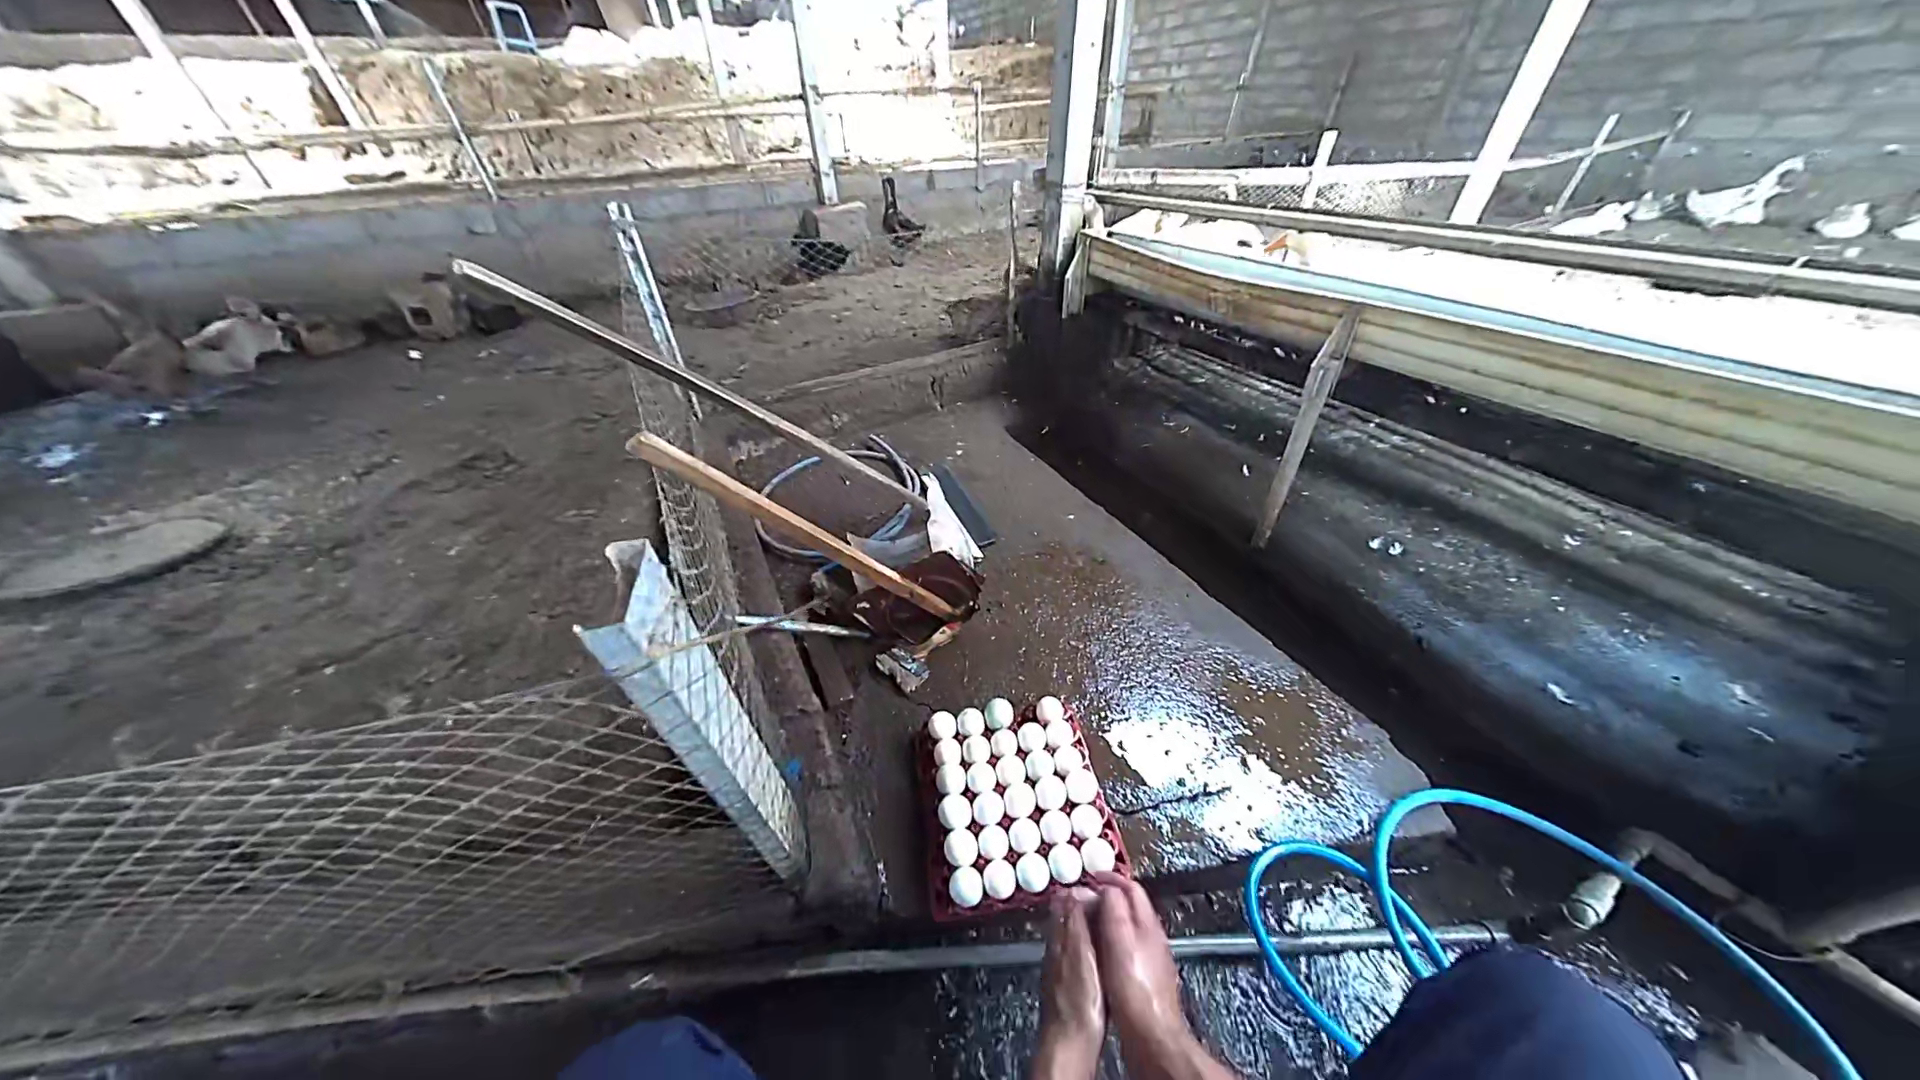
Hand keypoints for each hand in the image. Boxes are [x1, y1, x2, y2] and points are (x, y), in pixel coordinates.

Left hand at [1033, 888, 1103, 1079]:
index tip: (1102, 888)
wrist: (1069, 1041)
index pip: (1067, 901)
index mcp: (1060, 936)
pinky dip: (1089, 944)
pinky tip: (1100, 952)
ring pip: (1073, 933)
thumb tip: (1072, 891)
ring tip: (1107, 922)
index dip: (1084, 892)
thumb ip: (1075, 923)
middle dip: (1086, 905)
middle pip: (1068, 915)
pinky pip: (1078, 952)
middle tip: (1107, 901)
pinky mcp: (1069, 981)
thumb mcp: (1080, 955)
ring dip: (1088, 924)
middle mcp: (1057, 946)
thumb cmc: (1078, 1002)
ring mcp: (1061, 964)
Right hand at [1085, 871, 1187, 1052]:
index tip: (1091, 876)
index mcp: (1147, 924)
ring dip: (1106, 920)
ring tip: (1086, 921)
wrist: (1152, 1036)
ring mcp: (1150, 959)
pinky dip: (1109, 942)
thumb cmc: (1136, 989)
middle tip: (1083, 897)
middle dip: (1106, 897)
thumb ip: (1113, 908)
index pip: (1131, 887)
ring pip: (1126, 927)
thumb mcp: (1119, 939)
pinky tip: (1097, 954)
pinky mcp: (1144, 979)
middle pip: (1129, 906)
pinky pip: (1125, 948)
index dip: (1110, 878)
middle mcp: (1151, 938)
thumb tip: (1105, 888)